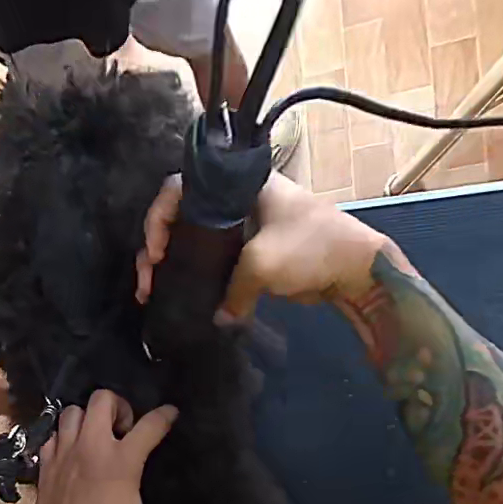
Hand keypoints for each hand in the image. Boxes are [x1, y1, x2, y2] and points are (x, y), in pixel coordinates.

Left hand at [33, 390, 177, 503]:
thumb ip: (137, 484)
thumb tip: (131, 480)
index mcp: (123, 460)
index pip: (150, 425)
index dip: (164, 416)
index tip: (169, 413)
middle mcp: (92, 447)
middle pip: (102, 399)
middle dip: (118, 407)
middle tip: (124, 428)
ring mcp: (65, 453)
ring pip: (73, 410)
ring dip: (88, 418)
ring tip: (95, 436)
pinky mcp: (45, 464)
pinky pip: (54, 435)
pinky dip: (65, 437)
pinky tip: (73, 452)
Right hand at [134, 172, 392, 318]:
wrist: (355, 269)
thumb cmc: (311, 248)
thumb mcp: (264, 263)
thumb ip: (234, 290)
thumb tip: (220, 317)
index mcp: (236, 186)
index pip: (179, 189)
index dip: (158, 217)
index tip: (157, 251)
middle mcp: (235, 202)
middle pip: (182, 217)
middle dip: (159, 246)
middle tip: (147, 279)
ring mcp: (244, 229)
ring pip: (197, 243)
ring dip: (175, 265)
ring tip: (154, 290)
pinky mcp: (254, 255)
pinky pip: (218, 264)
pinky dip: (200, 279)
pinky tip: (186, 296)